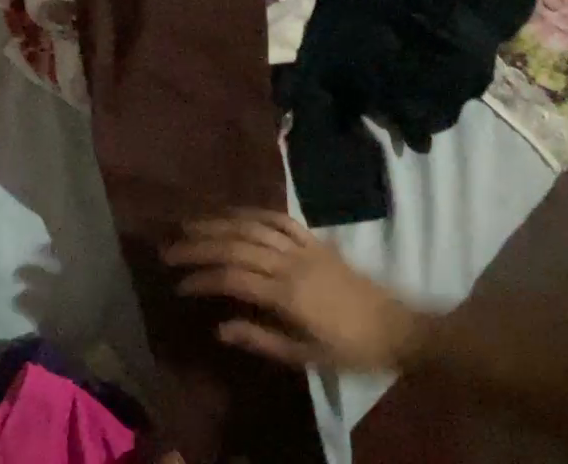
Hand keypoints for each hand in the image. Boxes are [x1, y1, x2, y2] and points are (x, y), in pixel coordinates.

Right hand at [163, 209, 428, 370]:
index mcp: (286, 294)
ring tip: (190, 226)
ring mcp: (303, 246)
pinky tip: (234, 214)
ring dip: (218, 223)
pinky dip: (253, 212)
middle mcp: (290, 262)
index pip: (232, 277)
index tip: (179, 284)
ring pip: (252, 225)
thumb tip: (219, 328)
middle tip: (170, 249)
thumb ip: (260, 339)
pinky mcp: (315, 239)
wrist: (397, 328)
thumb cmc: (350, 350)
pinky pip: (279, 218)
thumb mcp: (305, 356)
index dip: (201, 277)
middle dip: (199, 245)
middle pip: (235, 244)